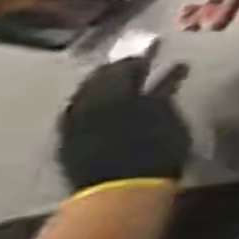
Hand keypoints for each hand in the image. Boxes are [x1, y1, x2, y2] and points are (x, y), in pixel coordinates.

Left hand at [57, 58, 191, 191]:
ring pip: (87, 93)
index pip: (128, 68)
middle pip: (102, 78)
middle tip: (134, 61)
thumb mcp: (169, 119)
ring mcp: (75, 121)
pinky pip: (80, 109)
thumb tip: (169, 75)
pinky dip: (93, 101)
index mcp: (116, 95)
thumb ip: (163, 95)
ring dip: (104, 84)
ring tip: (119, 80)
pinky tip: (102, 102)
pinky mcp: (69, 136)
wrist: (120, 189)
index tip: (154, 50)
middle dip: (118, 69)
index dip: (142, 58)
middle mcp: (89, 103)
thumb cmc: (156, 151)